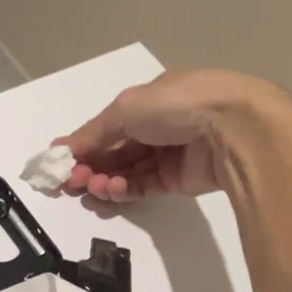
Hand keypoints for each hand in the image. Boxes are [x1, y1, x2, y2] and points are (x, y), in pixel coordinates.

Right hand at [57, 70, 291, 201]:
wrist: (232, 129)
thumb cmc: (178, 105)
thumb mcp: (126, 108)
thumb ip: (92, 133)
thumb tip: (61, 151)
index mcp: (151, 100)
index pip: (108, 126)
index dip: (82, 145)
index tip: (58, 164)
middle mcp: (159, 125)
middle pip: (113, 152)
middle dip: (88, 168)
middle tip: (70, 183)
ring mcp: (168, 153)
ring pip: (124, 172)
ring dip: (103, 181)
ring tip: (93, 188)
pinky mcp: (174, 180)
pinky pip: (140, 187)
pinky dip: (122, 191)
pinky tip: (112, 191)